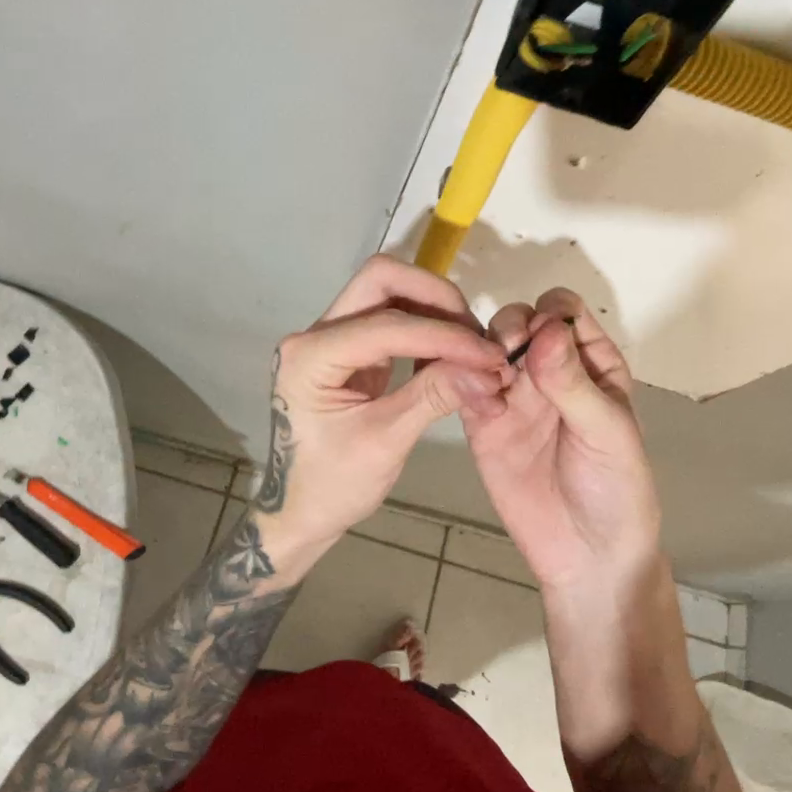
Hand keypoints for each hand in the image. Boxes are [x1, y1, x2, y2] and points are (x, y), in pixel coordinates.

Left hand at [258, 256, 508, 544]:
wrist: (300, 511)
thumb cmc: (332, 485)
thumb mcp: (385, 443)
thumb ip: (434, 396)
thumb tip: (490, 369)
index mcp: (311, 356)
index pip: (387, 323)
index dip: (444, 335)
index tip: (490, 356)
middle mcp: (315, 334)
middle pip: (382, 280)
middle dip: (436, 298)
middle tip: (475, 336)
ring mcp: (330, 338)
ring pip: (388, 292)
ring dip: (435, 311)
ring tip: (471, 349)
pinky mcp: (348, 350)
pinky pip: (391, 319)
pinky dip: (426, 329)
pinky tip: (450, 359)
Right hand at [460, 289, 659, 592]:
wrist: (586, 556)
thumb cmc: (616, 490)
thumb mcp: (608, 433)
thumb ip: (575, 383)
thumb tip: (544, 331)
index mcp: (591, 365)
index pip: (565, 313)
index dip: (550, 314)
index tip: (541, 339)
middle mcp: (549, 372)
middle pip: (519, 321)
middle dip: (509, 327)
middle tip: (508, 359)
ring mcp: (513, 396)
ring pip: (486, 347)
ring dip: (481, 350)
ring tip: (490, 380)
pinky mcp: (482, 422)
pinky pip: (464, 385)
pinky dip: (461, 380)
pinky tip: (474, 400)